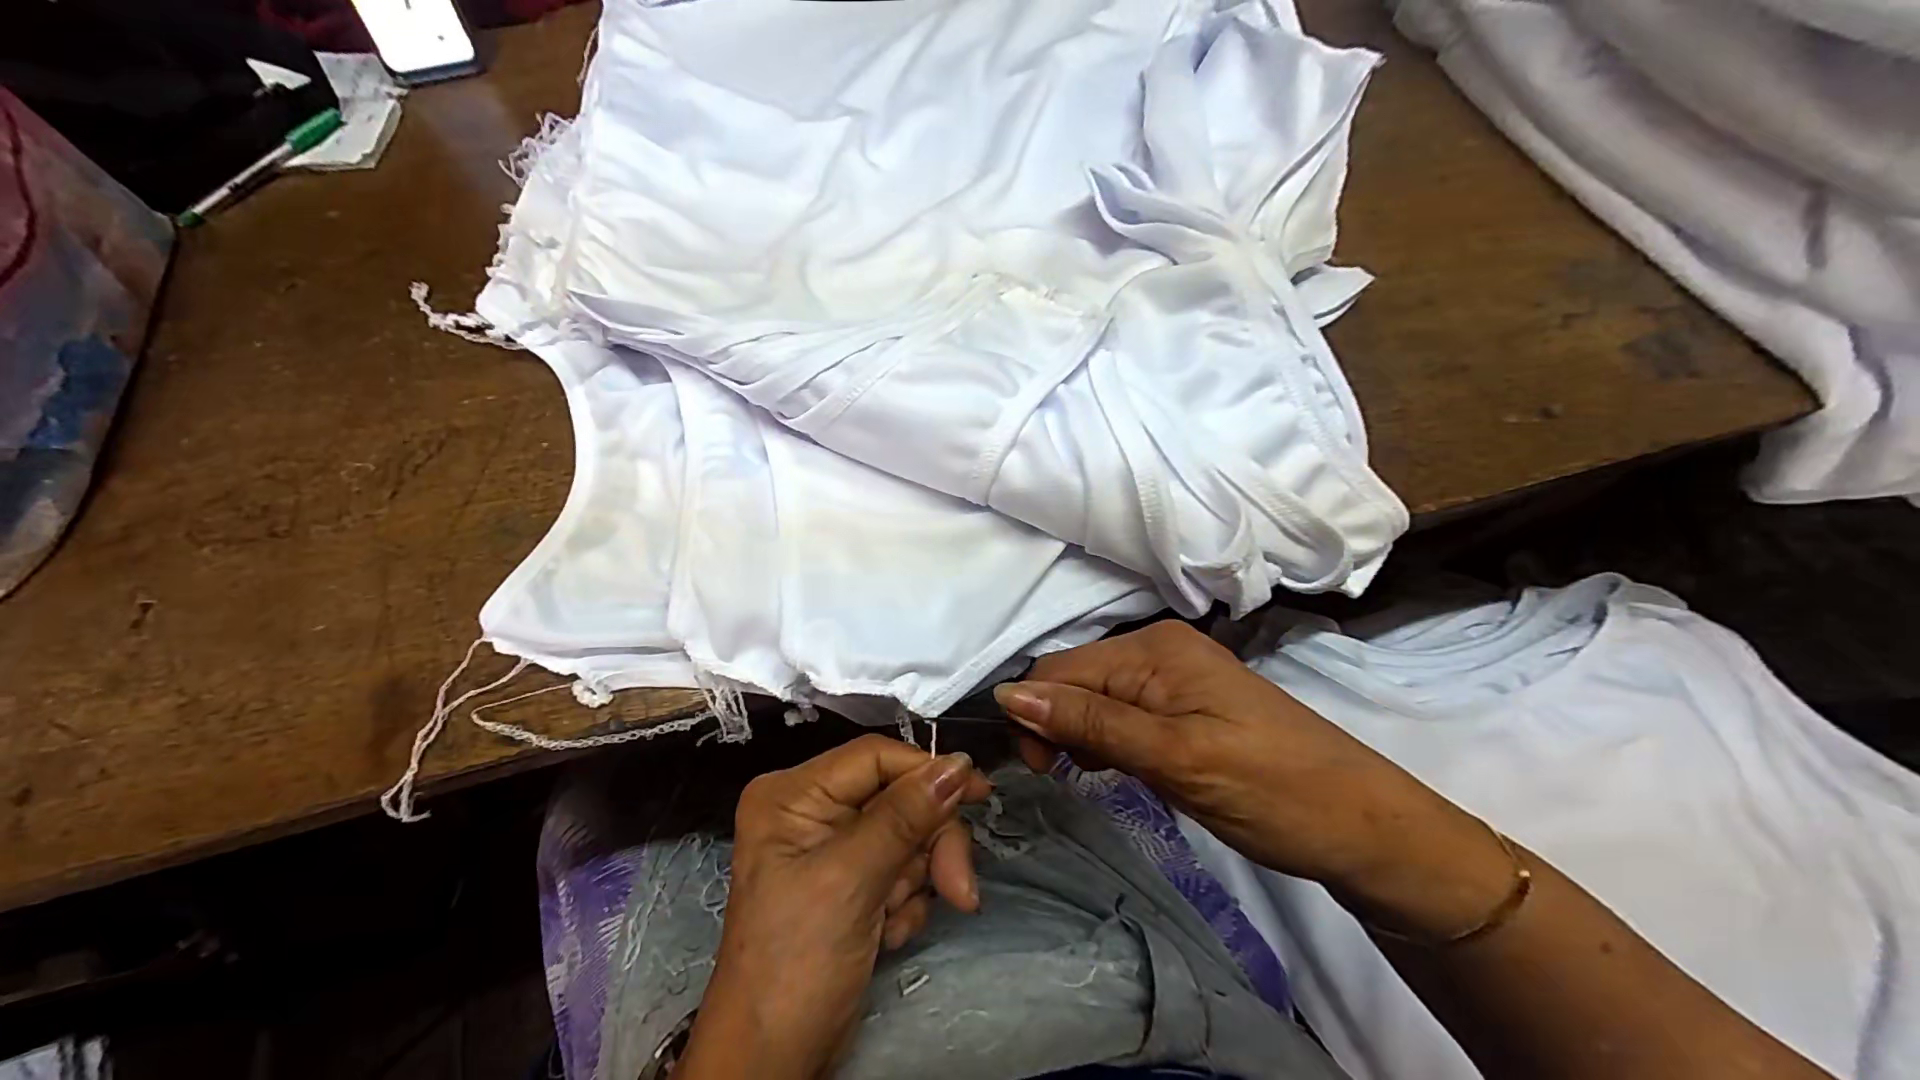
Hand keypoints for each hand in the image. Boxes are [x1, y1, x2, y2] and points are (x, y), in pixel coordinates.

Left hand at [676, 736, 991, 1079]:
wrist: (772, 1061)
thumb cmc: (796, 963)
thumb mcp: (852, 879)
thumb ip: (907, 816)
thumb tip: (960, 762)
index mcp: (793, 794)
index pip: (875, 758)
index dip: (927, 772)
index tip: (978, 796)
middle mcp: (812, 811)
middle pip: (899, 797)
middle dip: (928, 844)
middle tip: (957, 889)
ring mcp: (833, 847)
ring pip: (908, 834)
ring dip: (916, 879)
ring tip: (895, 922)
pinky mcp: (852, 881)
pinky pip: (902, 867)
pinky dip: (906, 901)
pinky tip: (886, 934)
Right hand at [995, 621, 1513, 939]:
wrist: (1367, 827)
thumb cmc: (1273, 791)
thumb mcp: (1175, 759)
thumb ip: (1091, 723)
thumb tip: (1010, 697)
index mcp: (1154, 648)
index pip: (1059, 669)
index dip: (1035, 716)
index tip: (1041, 773)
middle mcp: (1158, 649)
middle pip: (1074, 679)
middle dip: (1057, 725)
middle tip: (1068, 780)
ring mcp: (1175, 675)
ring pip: (1094, 697)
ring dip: (1081, 735)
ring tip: (1098, 777)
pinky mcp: (1185, 704)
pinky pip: (1122, 711)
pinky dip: (1107, 739)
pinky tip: (1117, 768)